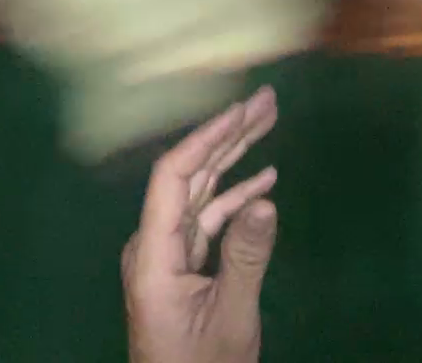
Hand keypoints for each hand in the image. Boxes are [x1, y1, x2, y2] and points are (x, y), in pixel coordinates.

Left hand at [122, 87, 279, 362]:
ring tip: (269, 120)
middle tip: (267, 100)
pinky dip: (237, 195)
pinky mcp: (184, 264)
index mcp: (152, 255)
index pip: (172, 176)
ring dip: (236, 156)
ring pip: (202, 190)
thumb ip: (246, 258)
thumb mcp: (230, 320)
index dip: (206, 137)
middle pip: (190, 174)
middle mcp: (155, 244)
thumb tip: (266, 197)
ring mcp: (169, 254)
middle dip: (228, 134)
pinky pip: (210, 217)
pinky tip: (265, 177)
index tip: (240, 110)